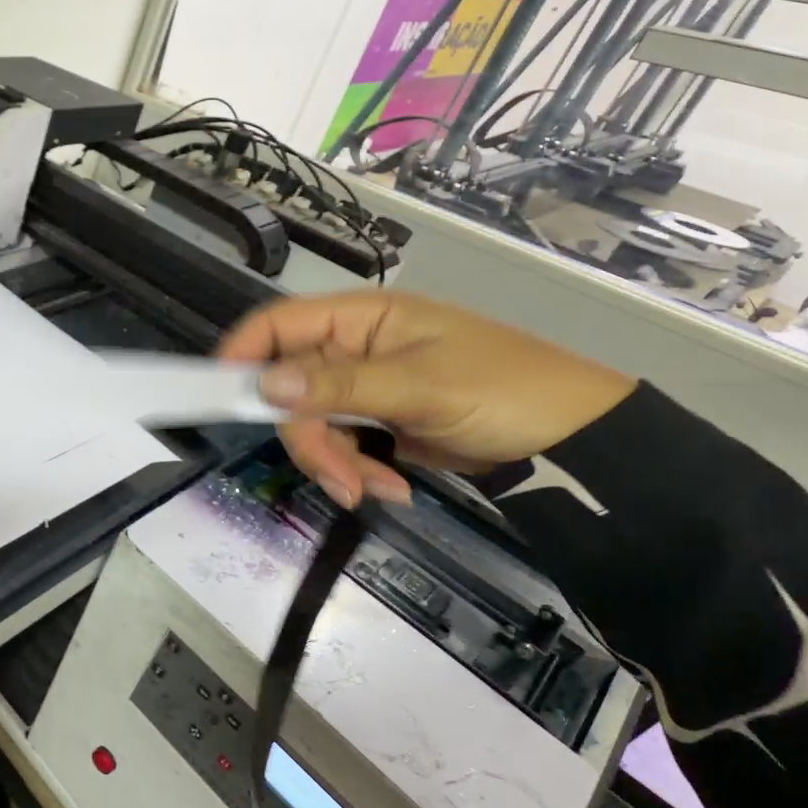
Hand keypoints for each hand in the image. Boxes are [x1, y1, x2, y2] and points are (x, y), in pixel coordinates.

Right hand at [217, 291, 633, 509]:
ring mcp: (366, 387)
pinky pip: (342, 444)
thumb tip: (265, 386)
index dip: (245, 352)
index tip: (225, 395)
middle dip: (308, 435)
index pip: (279, 324)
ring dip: (335, 459)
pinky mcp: (379, 422)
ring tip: (375, 489)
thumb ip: (338, 386)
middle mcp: (353, 347)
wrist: (582, 443)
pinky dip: (358, 469)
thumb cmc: (505, 391)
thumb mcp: (420, 386)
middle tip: (338, 478)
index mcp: (360, 318)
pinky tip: (393, 486)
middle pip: (290, 385)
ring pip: (312, 421)